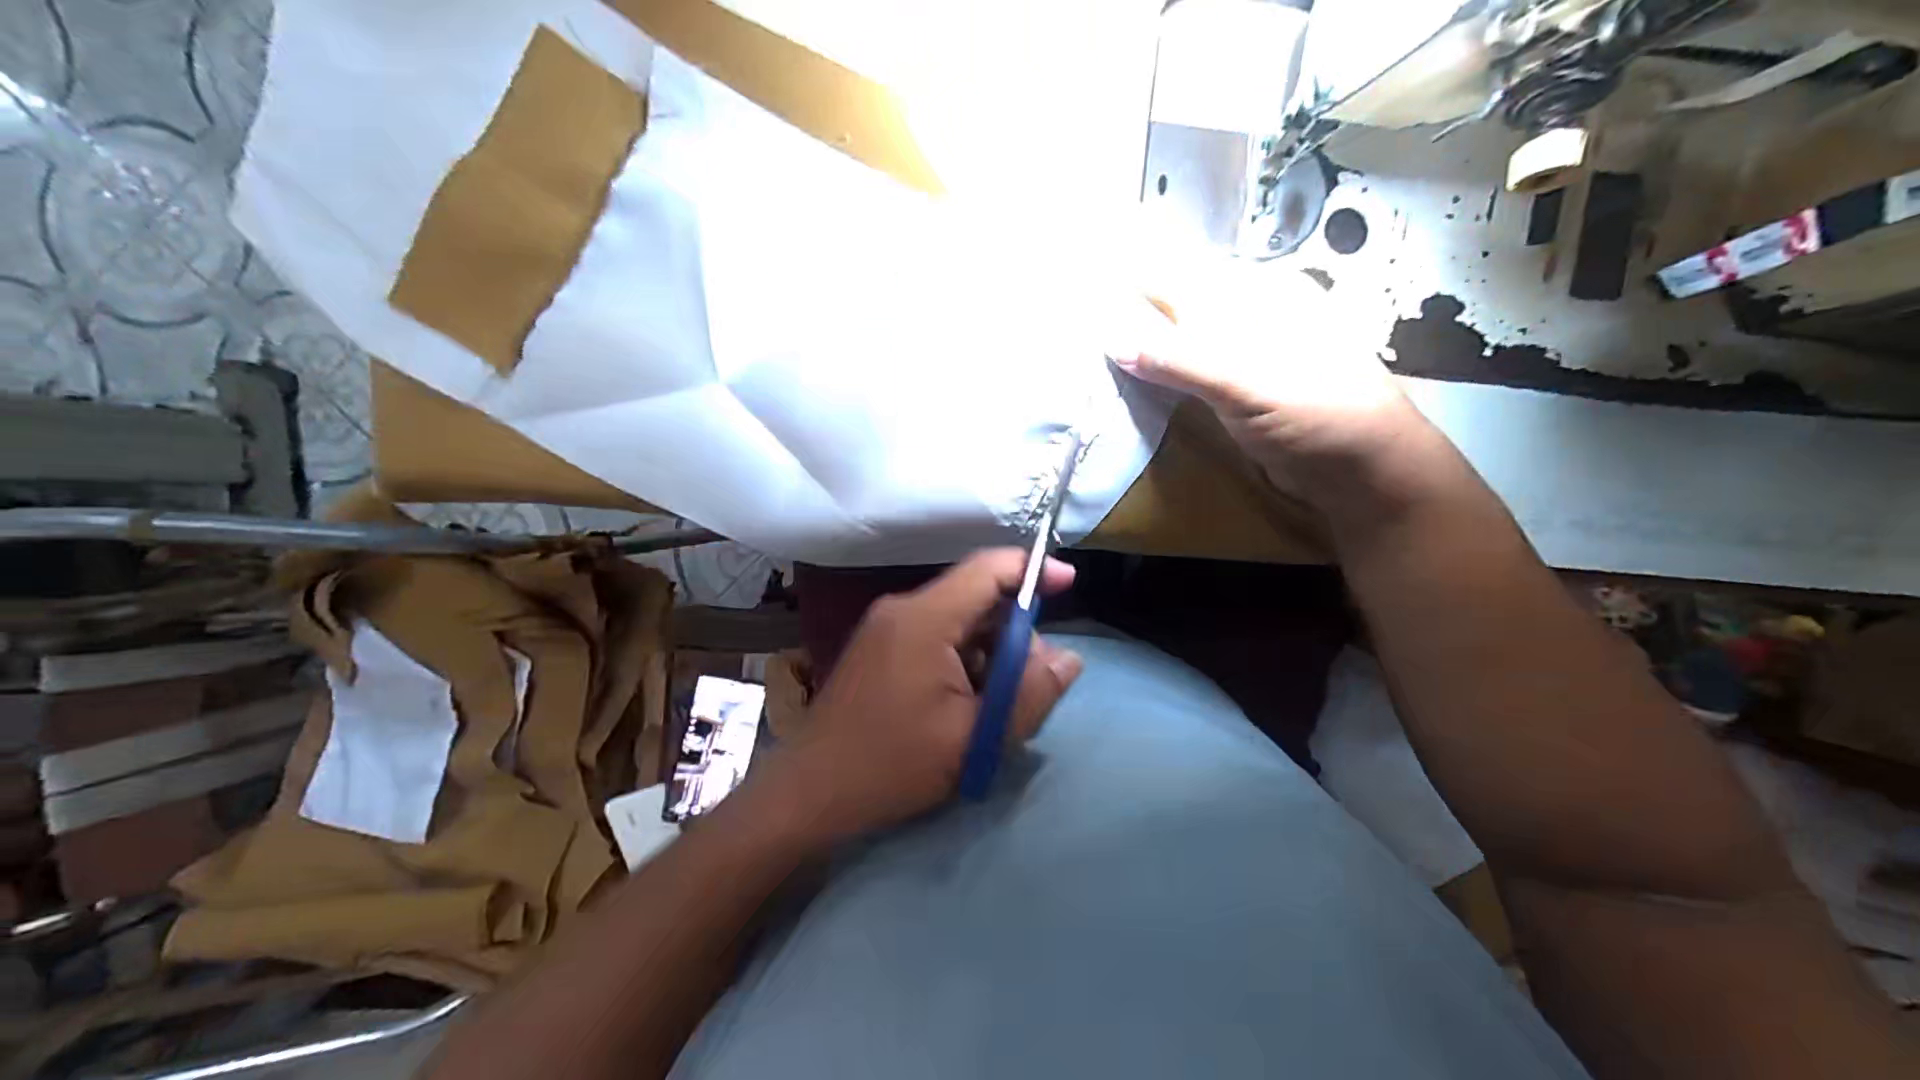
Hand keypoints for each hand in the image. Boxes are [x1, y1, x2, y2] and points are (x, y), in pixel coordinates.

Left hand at [749, 549, 1083, 842]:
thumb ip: (1029, 694)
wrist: (810, 792)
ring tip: (991, 708)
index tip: (1070, 584)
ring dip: (987, 653)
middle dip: (1013, 632)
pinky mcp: (876, 648)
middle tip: (1028, 685)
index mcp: (926, 619)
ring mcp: (884, 627)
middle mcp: (903, 609)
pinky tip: (962, 706)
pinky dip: (961, 660)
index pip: (990, 568)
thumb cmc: (893, 765)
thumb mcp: (974, 738)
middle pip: (976, 597)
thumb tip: (1069, 659)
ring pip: (957, 620)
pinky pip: (934, 635)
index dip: (1034, 569)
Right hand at [1110, 259, 1430, 507]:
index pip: (1183, 273)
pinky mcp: (1235, 391)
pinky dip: (1158, 371)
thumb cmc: (1316, 414)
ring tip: (1092, 334)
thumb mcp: (1248, 384)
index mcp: (1257, 295)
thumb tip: (1114, 342)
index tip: (1087, 270)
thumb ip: (1181, 360)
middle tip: (1079, 304)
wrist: (1363, 471)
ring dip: (1141, 338)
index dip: (1138, 271)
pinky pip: (1185, 372)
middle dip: (1132, 302)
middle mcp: (1247, 317)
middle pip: (1177, 301)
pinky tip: (1134, 374)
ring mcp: (1241, 355)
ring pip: (1179, 337)